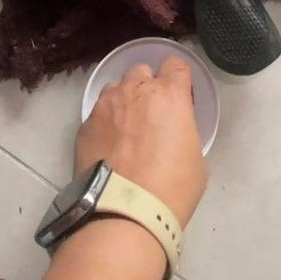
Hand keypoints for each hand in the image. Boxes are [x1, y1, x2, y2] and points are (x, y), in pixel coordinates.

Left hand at [77, 56, 207, 225]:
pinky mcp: (85, 124)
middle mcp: (136, 89)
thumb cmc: (171, 190)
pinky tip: (107, 148)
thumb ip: (183, 131)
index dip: (178, 78)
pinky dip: (104, 123)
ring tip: (124, 130)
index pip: (176, 64)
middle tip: (150, 114)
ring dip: (123, 101)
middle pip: (141, 70)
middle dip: (146, 86)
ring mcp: (106, 105)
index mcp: (170, 94)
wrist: (124, 215)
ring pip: (115, 88)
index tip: (178, 95)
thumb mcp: (195, 159)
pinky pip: (97, 113)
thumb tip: (173, 132)